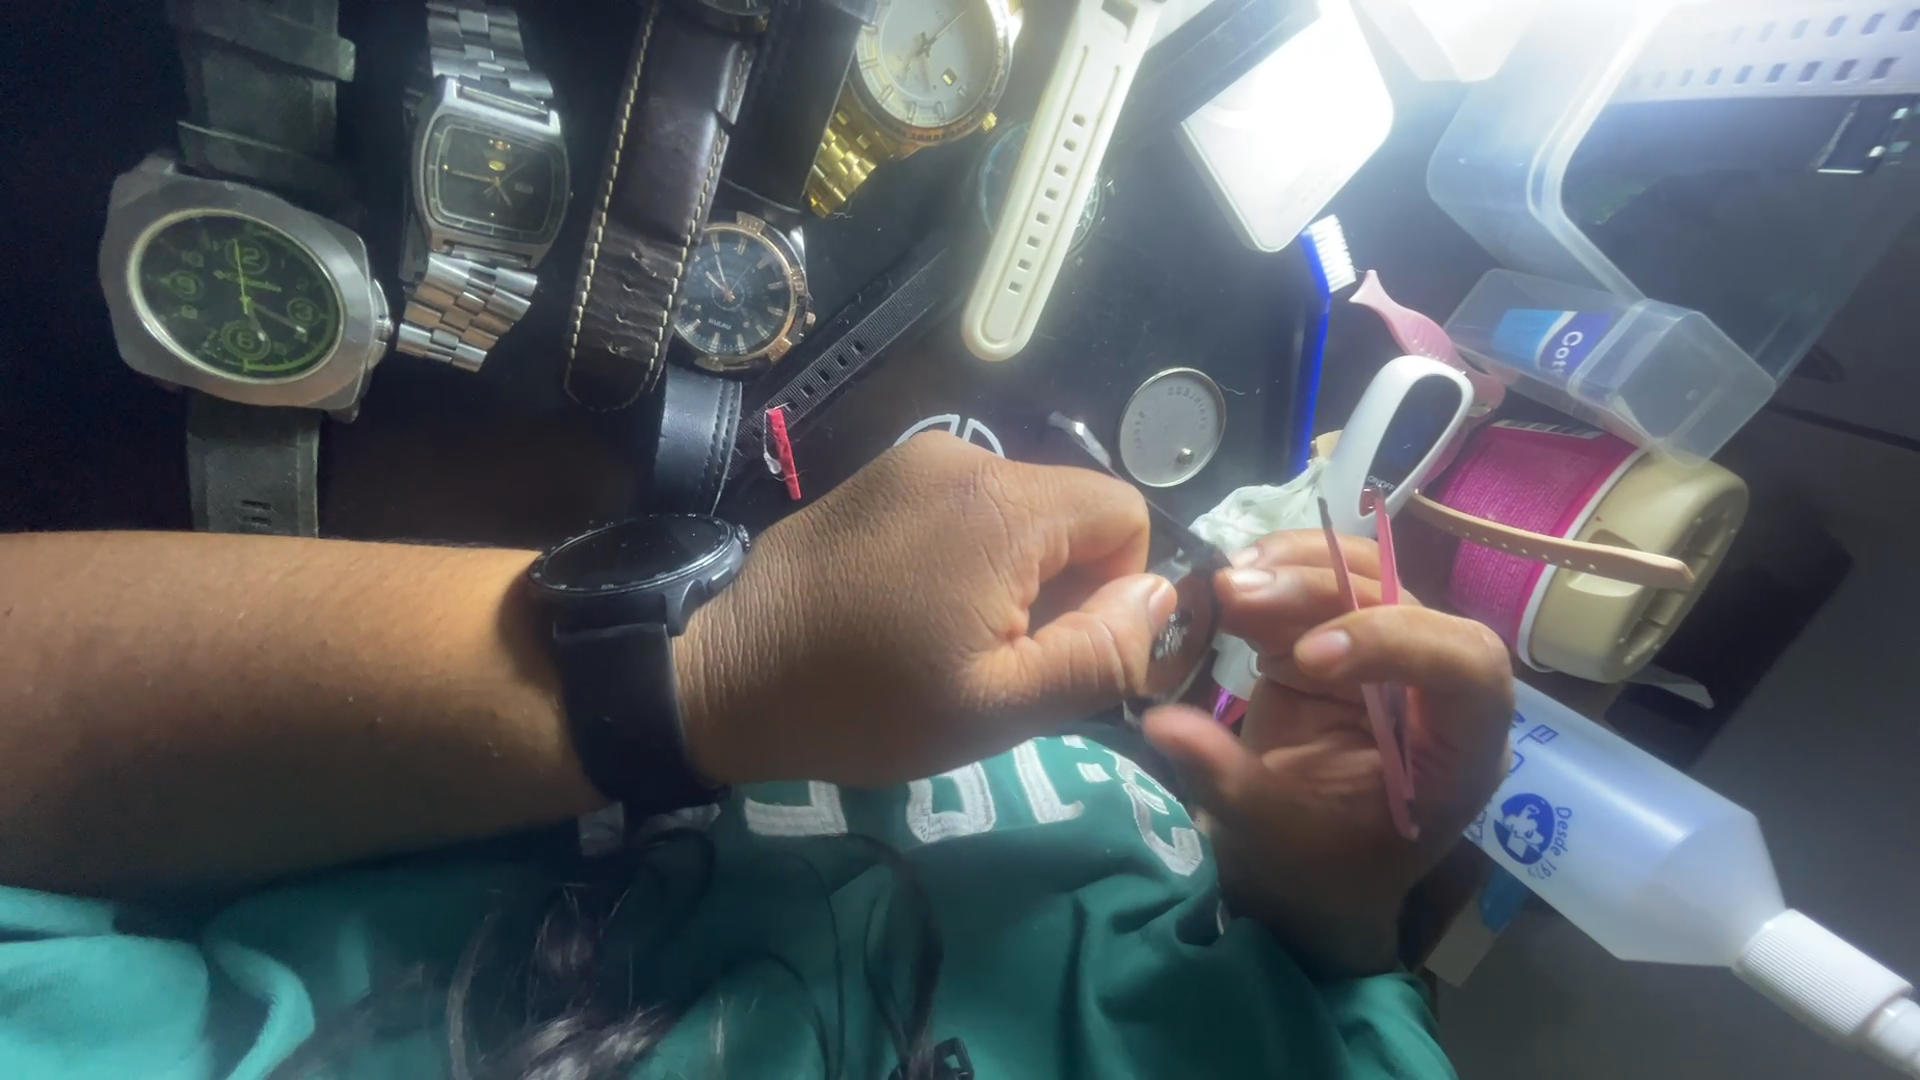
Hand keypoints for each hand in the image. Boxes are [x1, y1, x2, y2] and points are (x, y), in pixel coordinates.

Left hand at [678, 433, 1178, 788]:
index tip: (1063, 644)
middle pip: (1071, 511)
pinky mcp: (882, 477)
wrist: (728, 676)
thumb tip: (1161, 598)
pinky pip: (968, 507)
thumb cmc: (865, 703)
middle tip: (1003, 652)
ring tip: (954, 632)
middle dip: (1065, 584)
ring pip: (1022, 512)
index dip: (1119, 586)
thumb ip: (1101, 653)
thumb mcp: (999, 705)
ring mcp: (914, 460)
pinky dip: (973, 555)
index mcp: (1001, 504)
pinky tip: (919, 604)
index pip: (1124, 512)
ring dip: (1018, 574)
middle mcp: (962, 456)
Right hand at [1142, 530, 1512, 974]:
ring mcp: (1381, 654)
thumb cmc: (1313, 862)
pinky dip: (1268, 576)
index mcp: (1456, 745)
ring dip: (1290, 566)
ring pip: (1358, 574)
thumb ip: (1222, 774)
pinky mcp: (1332, 640)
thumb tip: (1157, 722)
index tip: (1303, 658)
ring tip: (1224, 579)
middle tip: (1233, 590)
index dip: (1394, 641)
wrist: (1300, 860)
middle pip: (1402, 601)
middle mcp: (1430, 685)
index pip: (1466, 666)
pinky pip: (1311, 587)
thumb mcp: (1270, 830)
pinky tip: (1223, 584)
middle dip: (1317, 588)